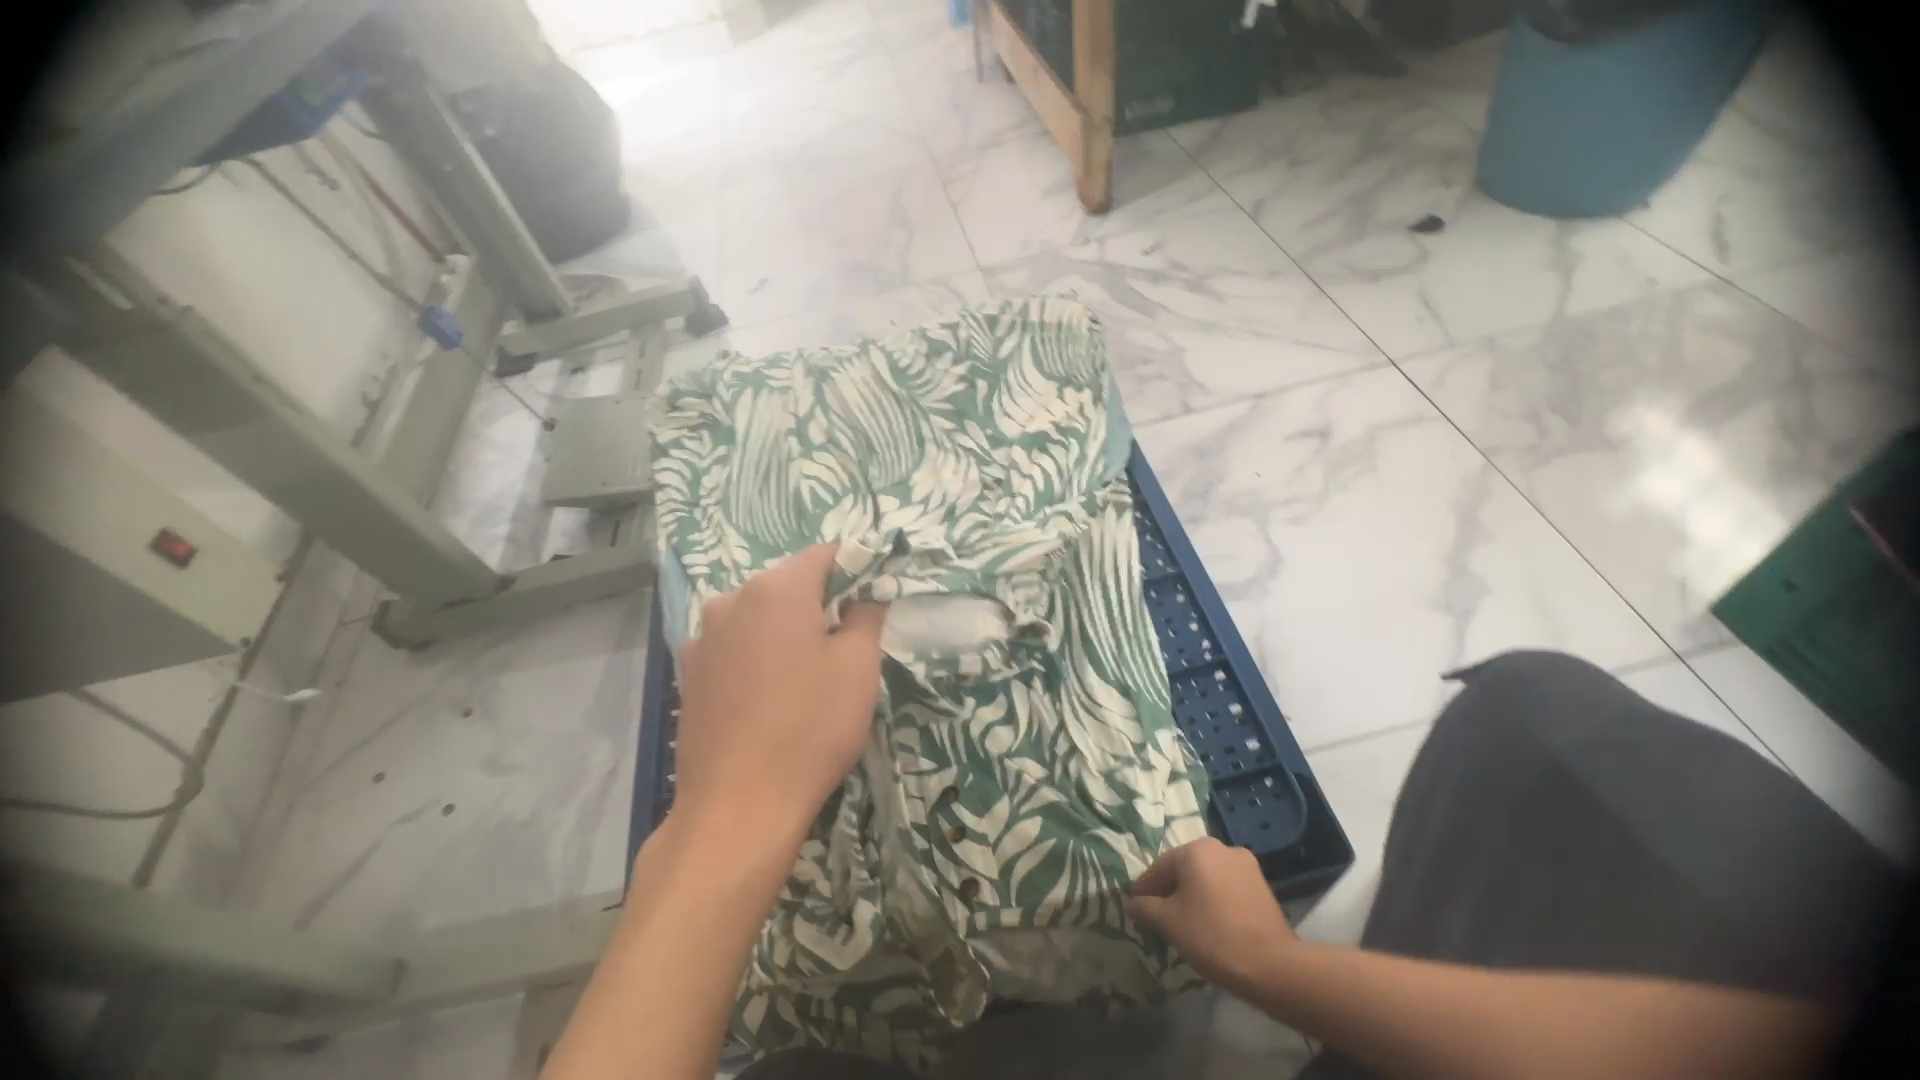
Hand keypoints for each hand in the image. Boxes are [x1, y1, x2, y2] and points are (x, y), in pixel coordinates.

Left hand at [673, 544, 887, 841]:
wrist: (737, 806)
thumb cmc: (810, 729)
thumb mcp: (858, 668)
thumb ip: (866, 614)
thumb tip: (869, 590)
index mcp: (775, 589)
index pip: (825, 555)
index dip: (855, 571)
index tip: (873, 604)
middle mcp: (731, 601)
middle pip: (788, 584)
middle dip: (820, 605)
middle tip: (846, 649)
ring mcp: (702, 638)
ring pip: (759, 617)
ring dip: (786, 632)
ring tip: (806, 679)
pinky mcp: (689, 674)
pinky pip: (735, 648)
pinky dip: (757, 657)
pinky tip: (769, 698)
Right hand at [1127, 837, 1299, 993]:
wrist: (1270, 964)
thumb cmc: (1212, 935)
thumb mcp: (1168, 922)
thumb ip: (1145, 907)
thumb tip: (1131, 903)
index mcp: (1197, 849)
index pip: (1160, 867)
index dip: (1144, 889)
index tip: (1134, 907)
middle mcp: (1222, 848)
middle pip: (1185, 868)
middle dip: (1170, 890)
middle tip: (1157, 916)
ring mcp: (1246, 865)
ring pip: (1207, 877)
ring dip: (1193, 894)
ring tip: (1183, 921)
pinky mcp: (1262, 884)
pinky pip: (1226, 886)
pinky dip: (1213, 899)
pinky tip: (1209, 922)